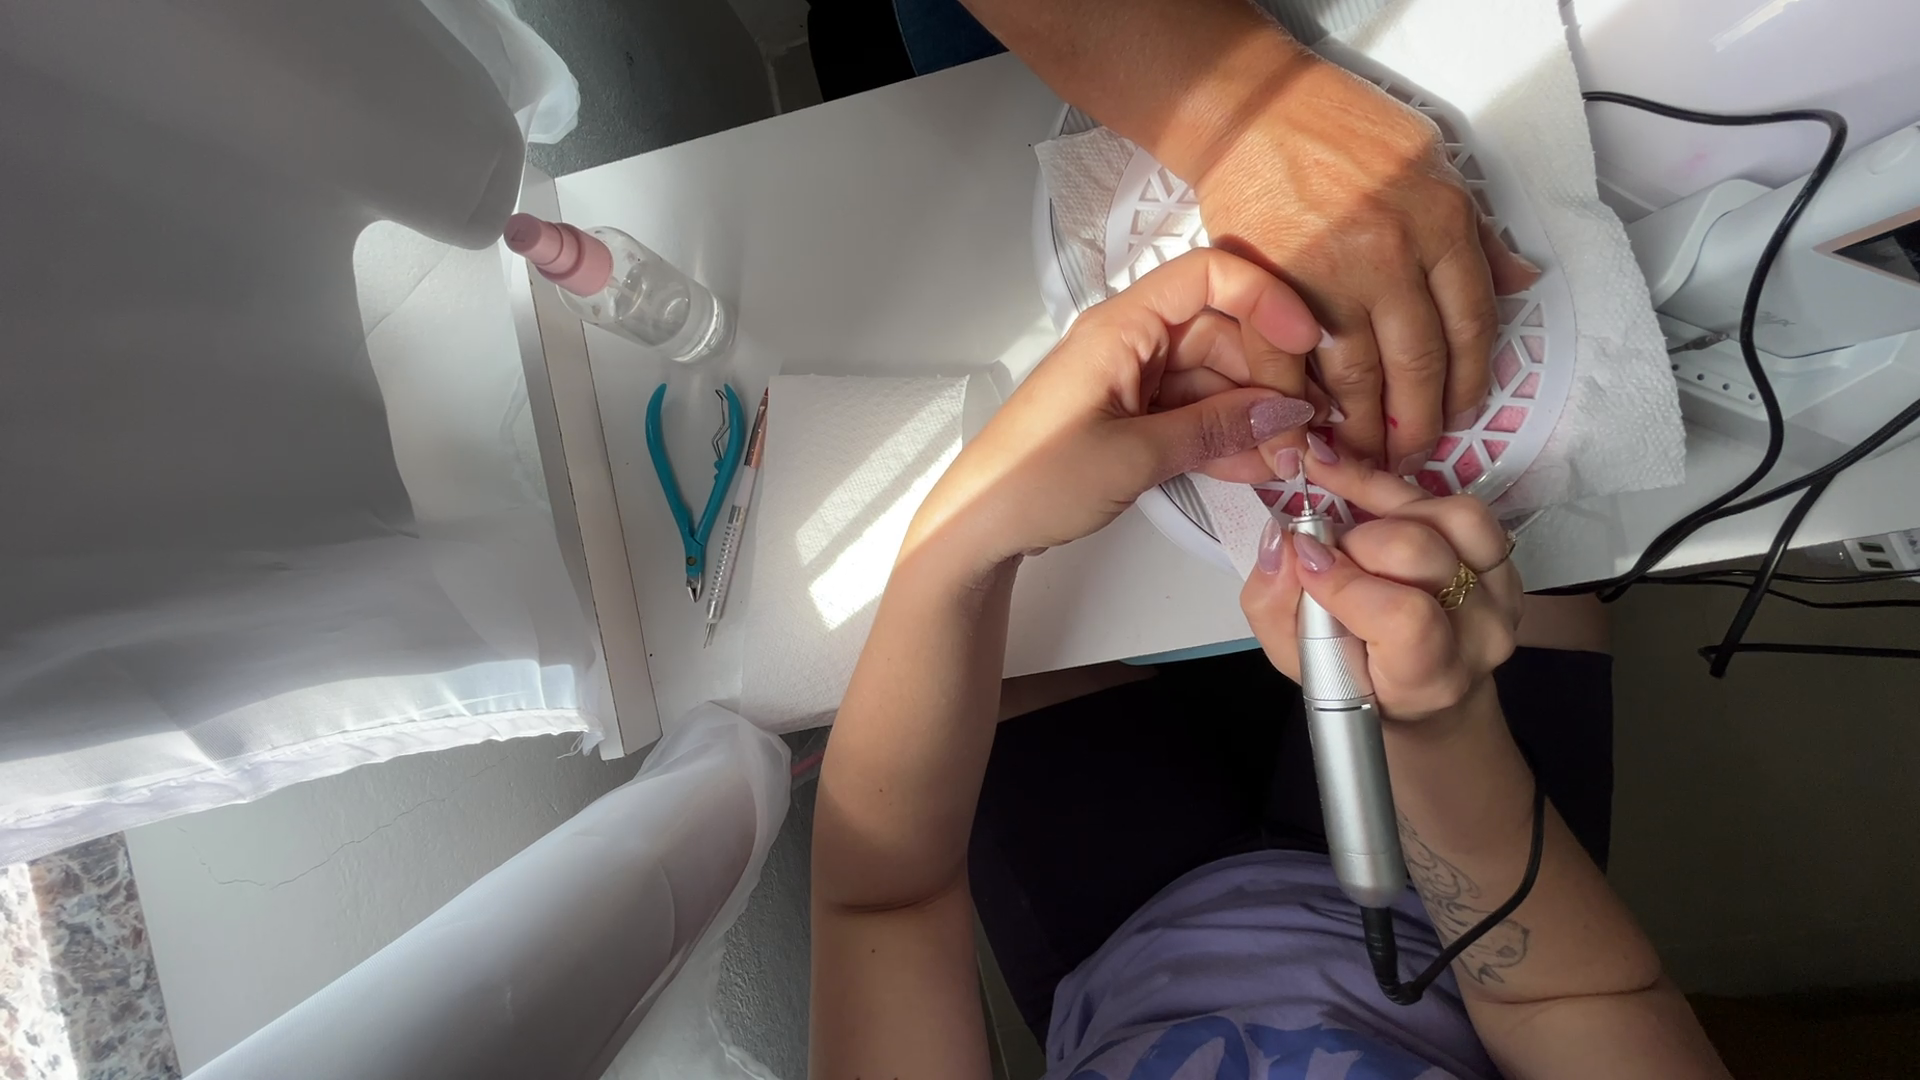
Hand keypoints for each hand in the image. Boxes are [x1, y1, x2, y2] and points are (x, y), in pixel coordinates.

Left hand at [908, 249, 1320, 574]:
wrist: (979, 525)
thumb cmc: (1038, 480)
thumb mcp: (1133, 456)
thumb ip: (1213, 430)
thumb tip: (1286, 416)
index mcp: (1120, 327)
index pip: (1207, 277)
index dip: (1265, 299)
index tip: (1308, 344)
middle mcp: (1127, 343)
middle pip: (1219, 335)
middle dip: (1265, 380)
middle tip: (1302, 435)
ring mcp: (1128, 383)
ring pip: (1208, 382)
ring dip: (1247, 419)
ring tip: (1286, 463)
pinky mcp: (1126, 419)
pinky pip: (1186, 416)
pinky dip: (1217, 439)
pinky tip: (1252, 468)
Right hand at [1185, 49, 1540, 476]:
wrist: (1256, 117)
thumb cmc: (1342, 133)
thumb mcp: (1434, 164)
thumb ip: (1474, 230)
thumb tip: (1519, 282)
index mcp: (1441, 225)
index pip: (1470, 326)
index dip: (1465, 384)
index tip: (1456, 417)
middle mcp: (1392, 259)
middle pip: (1417, 364)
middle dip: (1415, 423)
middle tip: (1407, 459)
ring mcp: (1328, 280)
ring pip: (1356, 376)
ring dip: (1359, 428)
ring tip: (1360, 460)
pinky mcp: (1270, 293)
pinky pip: (1286, 365)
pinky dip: (1291, 406)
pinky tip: (1298, 433)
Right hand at [1239, 448, 1522, 721]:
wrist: (1421, 690)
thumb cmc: (1350, 679)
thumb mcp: (1291, 658)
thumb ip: (1272, 604)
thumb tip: (1281, 541)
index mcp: (1428, 677)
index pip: (1404, 617)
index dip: (1345, 581)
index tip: (1303, 560)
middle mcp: (1479, 634)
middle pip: (1420, 553)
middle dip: (1354, 541)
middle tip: (1323, 554)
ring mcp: (1500, 595)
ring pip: (1452, 518)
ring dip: (1384, 508)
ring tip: (1344, 518)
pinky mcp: (1503, 562)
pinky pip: (1461, 508)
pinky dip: (1403, 492)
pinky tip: (1360, 490)